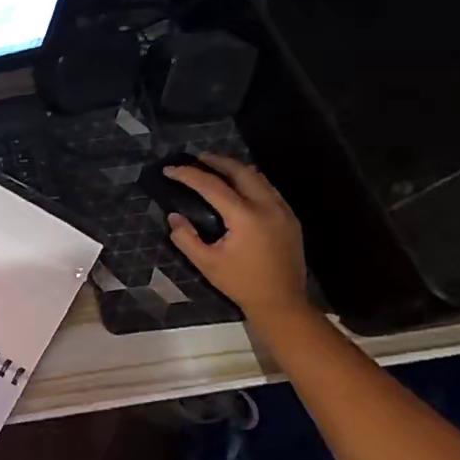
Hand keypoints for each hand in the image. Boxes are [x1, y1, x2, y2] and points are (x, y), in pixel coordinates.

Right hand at [163, 154, 309, 320]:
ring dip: (235, 169)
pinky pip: (269, 189)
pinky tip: (239, 187)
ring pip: (258, 178)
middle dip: (217, 161)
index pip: (212, 186)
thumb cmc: (240, 283)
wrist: (282, 301)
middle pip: (241, 171)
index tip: (169, 170)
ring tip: (216, 168)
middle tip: (197, 158)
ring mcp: (282, 211)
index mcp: (245, 216)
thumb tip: (174, 217)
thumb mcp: (206, 263)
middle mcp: (267, 206)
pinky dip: (250, 181)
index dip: (188, 175)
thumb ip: (185, 238)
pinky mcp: (290, 218)